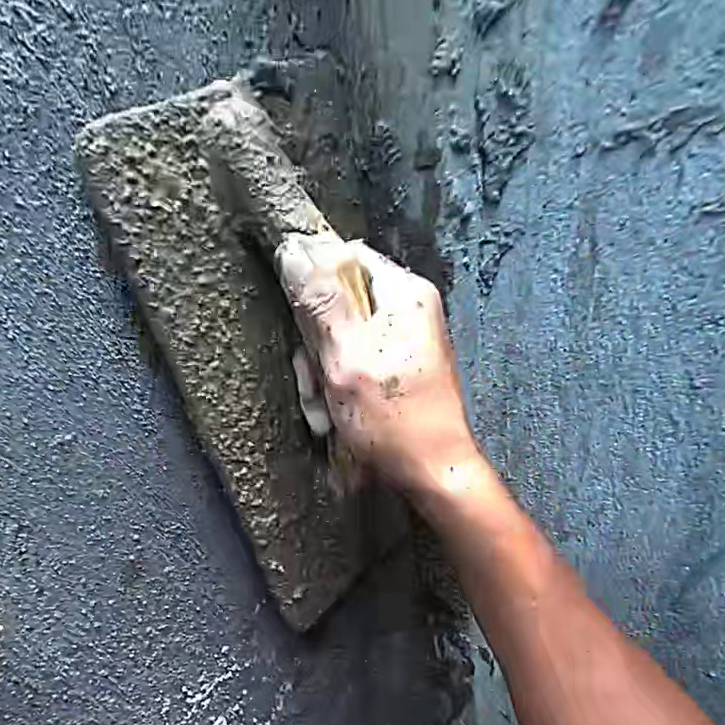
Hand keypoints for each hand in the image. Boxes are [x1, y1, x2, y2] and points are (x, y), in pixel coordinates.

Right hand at [277, 235, 482, 494]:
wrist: (431, 473)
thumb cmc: (398, 422)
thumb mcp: (348, 359)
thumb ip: (321, 304)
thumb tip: (293, 250)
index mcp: (403, 294)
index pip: (343, 256)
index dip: (310, 282)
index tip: (297, 319)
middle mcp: (403, 311)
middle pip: (334, 304)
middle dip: (314, 347)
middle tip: (316, 382)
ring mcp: (397, 342)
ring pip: (334, 341)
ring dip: (320, 377)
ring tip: (328, 410)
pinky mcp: (390, 369)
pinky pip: (347, 366)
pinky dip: (334, 390)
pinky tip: (337, 415)